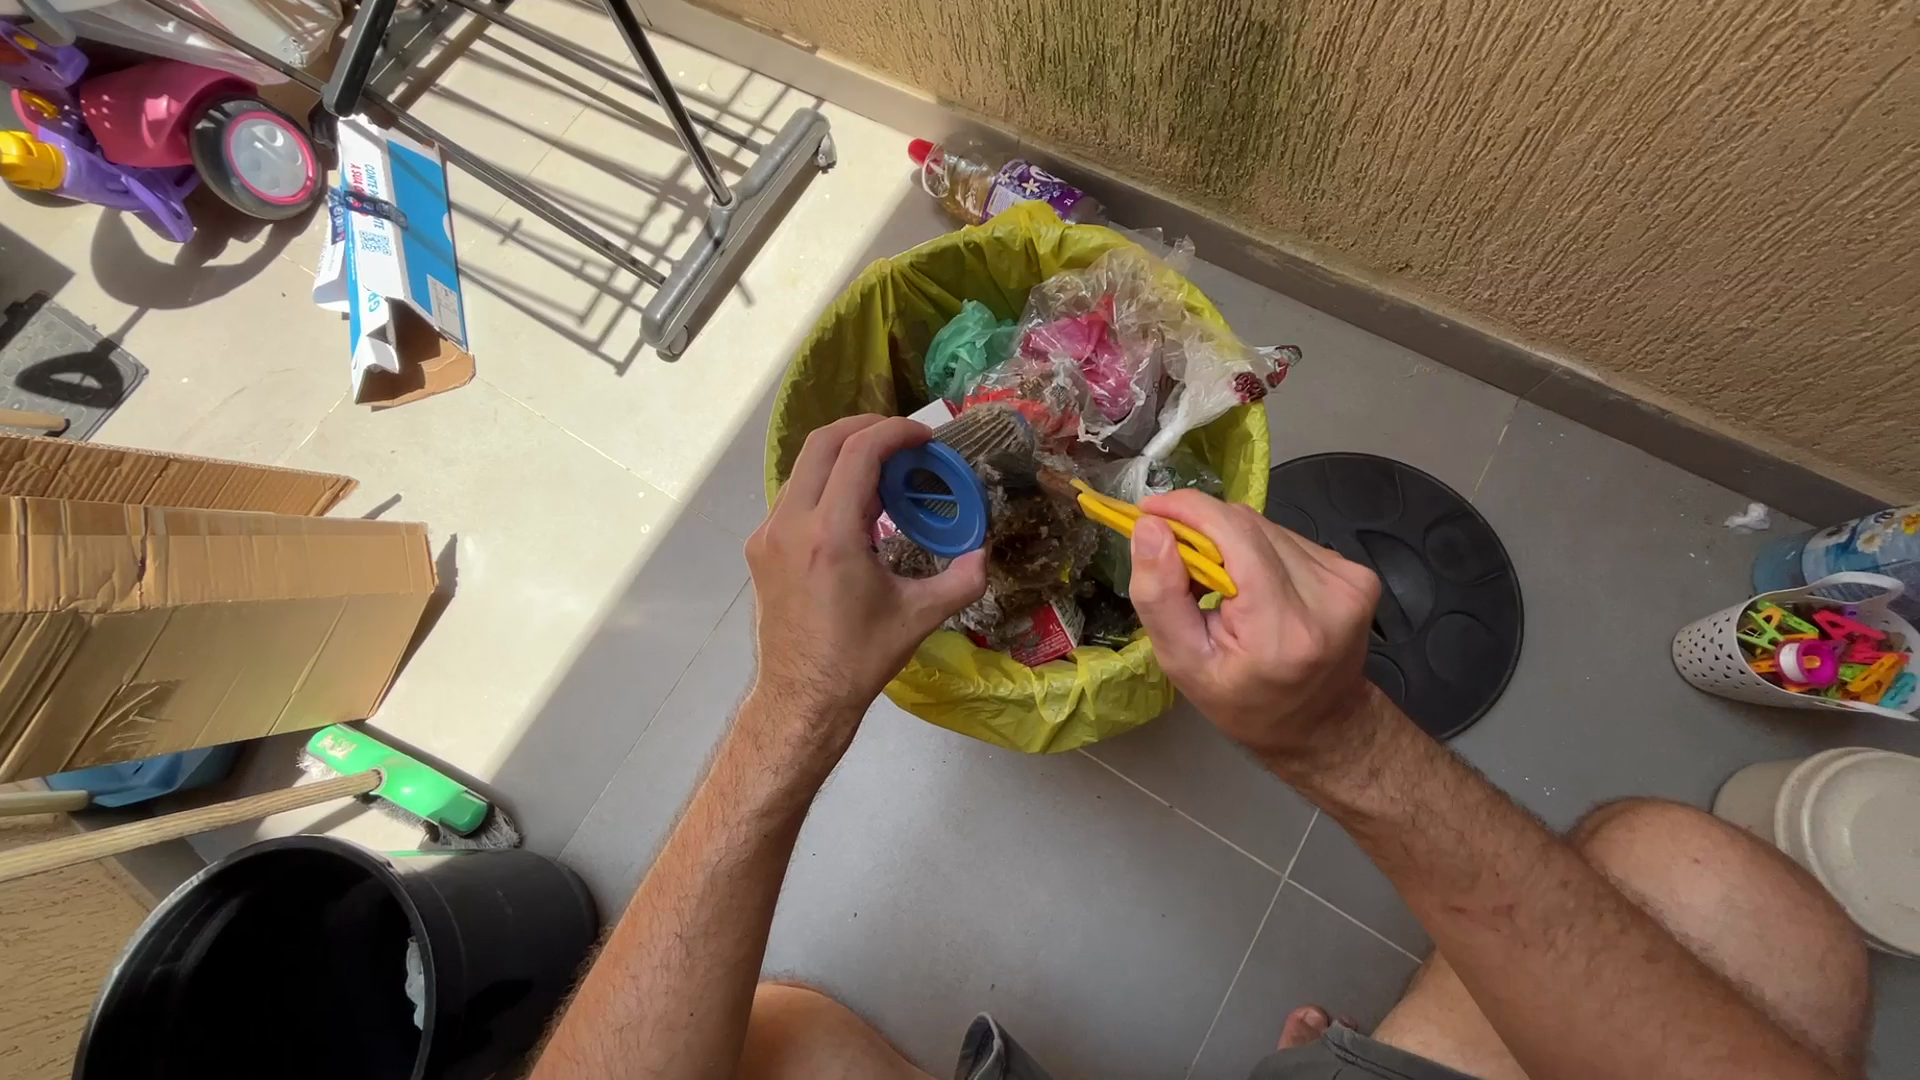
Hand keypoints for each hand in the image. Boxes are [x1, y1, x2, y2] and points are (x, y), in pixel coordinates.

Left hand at [745, 415, 985, 747]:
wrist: (803, 698)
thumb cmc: (860, 658)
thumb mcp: (920, 617)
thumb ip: (963, 579)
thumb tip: (984, 552)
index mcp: (831, 535)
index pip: (858, 452)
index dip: (895, 431)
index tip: (924, 436)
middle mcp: (791, 524)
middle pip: (822, 442)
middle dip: (866, 427)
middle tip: (903, 440)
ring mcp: (768, 534)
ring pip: (804, 467)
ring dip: (845, 456)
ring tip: (885, 473)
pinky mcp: (761, 548)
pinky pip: (794, 495)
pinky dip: (827, 484)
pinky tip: (855, 509)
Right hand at [1128, 490, 1382, 767]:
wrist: (1321, 726)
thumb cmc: (1242, 702)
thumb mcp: (1183, 662)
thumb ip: (1159, 595)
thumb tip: (1149, 528)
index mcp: (1283, 625)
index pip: (1233, 533)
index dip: (1187, 510)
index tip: (1148, 511)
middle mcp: (1327, 595)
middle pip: (1248, 524)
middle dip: (1201, 527)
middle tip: (1170, 553)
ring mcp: (1350, 580)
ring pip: (1267, 526)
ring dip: (1229, 539)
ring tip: (1213, 578)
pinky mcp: (1357, 573)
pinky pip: (1288, 538)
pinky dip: (1256, 549)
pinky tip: (1249, 580)